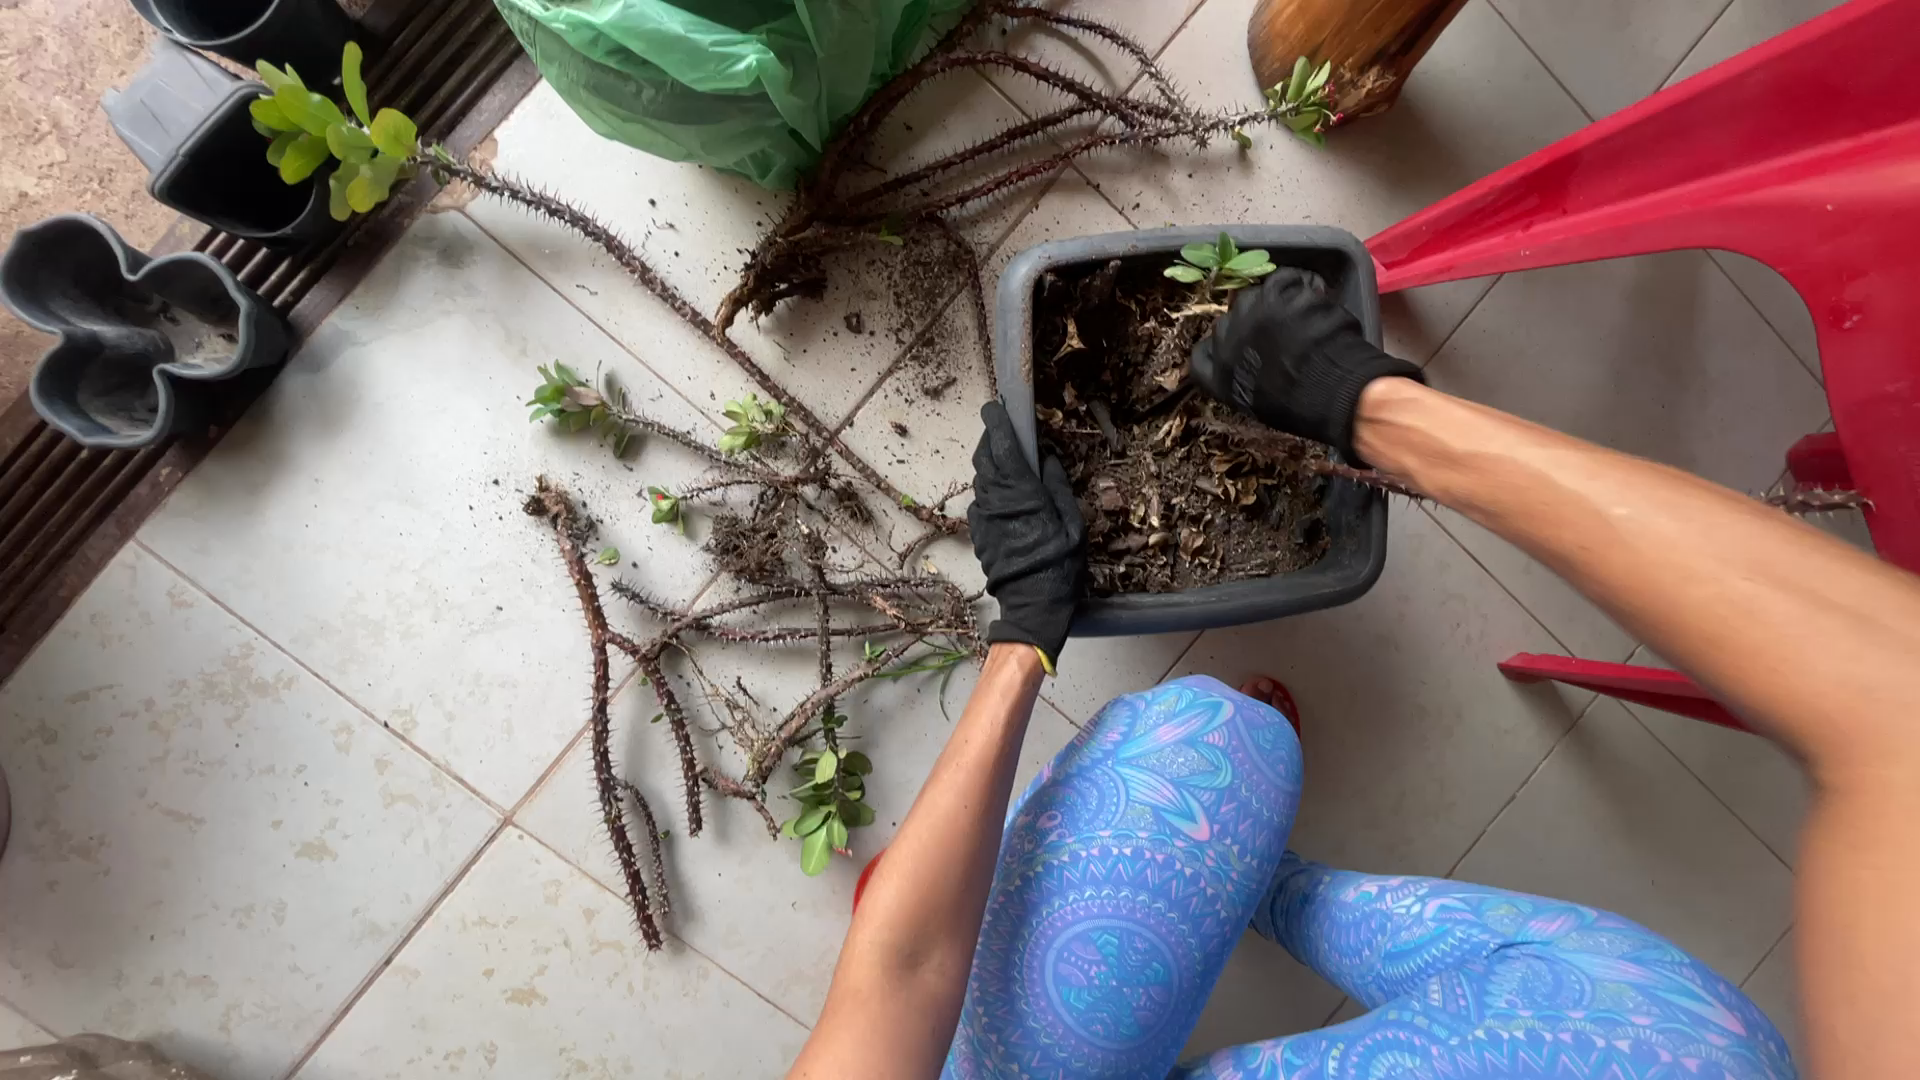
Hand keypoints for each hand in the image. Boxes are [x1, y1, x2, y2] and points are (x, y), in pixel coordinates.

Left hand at [968, 401, 1085, 671]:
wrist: (1034, 605)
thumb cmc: (1060, 564)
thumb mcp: (1073, 522)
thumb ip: (1057, 485)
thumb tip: (1047, 457)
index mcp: (1020, 492)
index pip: (1001, 445)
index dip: (996, 422)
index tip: (995, 407)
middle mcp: (995, 500)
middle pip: (983, 458)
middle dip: (988, 439)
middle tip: (999, 430)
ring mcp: (982, 517)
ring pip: (980, 480)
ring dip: (989, 465)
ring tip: (1005, 462)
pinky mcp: (977, 533)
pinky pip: (980, 502)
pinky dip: (988, 491)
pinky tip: (1003, 497)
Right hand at [1189, 268, 1422, 462]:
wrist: (1329, 391)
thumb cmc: (1299, 408)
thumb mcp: (1254, 404)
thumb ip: (1243, 380)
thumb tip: (1251, 366)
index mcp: (1218, 376)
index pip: (1201, 355)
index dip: (1218, 347)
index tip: (1236, 347)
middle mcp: (1224, 343)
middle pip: (1228, 321)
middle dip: (1248, 323)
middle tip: (1275, 329)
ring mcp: (1248, 317)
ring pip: (1252, 297)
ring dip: (1271, 302)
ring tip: (1296, 310)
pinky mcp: (1274, 298)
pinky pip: (1282, 279)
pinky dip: (1296, 283)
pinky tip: (1310, 292)